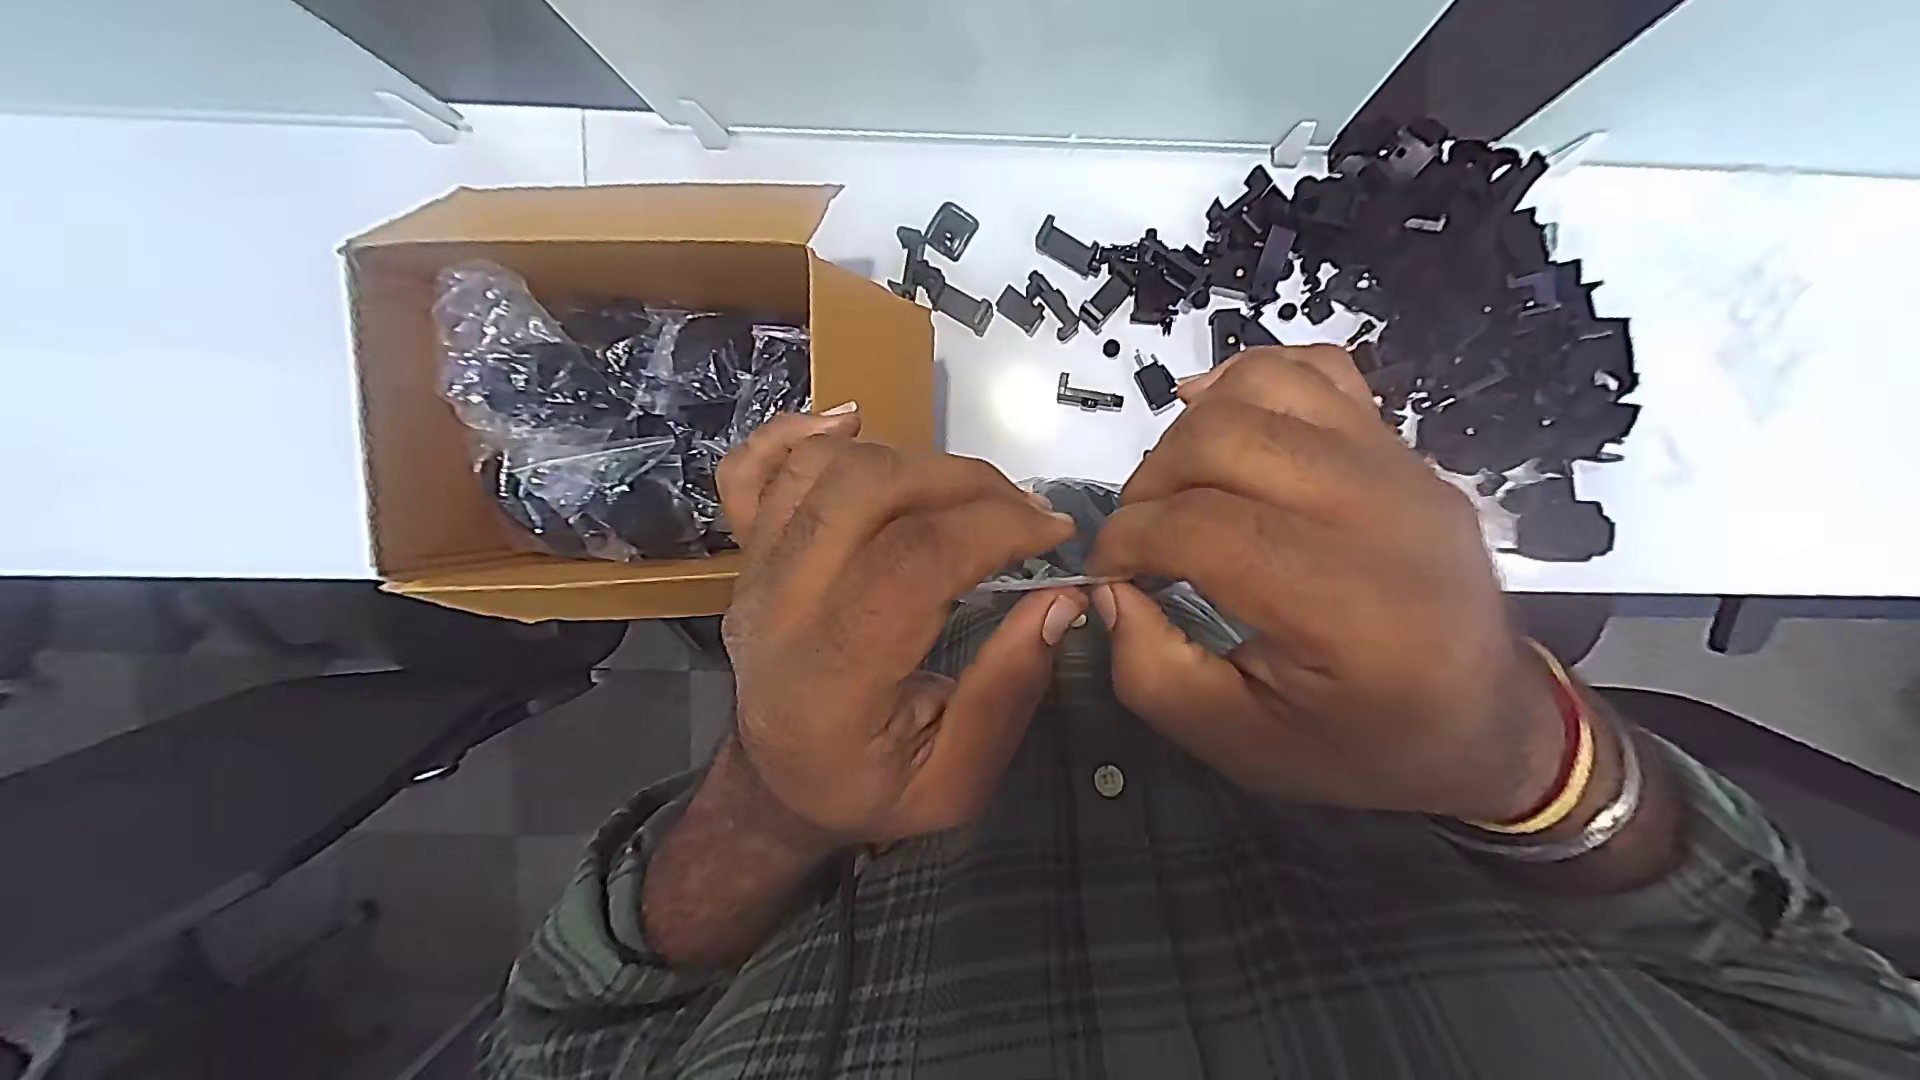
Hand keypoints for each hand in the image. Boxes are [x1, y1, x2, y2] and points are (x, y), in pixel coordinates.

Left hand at [714, 406, 1086, 846]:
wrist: (776, 786)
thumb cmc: (865, 789)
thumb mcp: (955, 781)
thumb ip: (1009, 692)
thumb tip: (1061, 600)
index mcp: (833, 675)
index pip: (915, 559)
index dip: (995, 527)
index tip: (1052, 532)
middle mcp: (779, 607)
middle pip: (869, 491)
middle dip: (965, 483)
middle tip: (1019, 510)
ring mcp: (753, 571)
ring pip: (824, 468)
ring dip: (911, 458)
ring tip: (965, 491)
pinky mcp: (744, 553)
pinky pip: (751, 469)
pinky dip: (799, 432)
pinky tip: (852, 422)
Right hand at [1087, 347, 1563, 821]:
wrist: (1486, 723)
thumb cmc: (1362, 745)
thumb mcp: (1237, 743)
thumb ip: (1150, 669)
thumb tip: (1110, 588)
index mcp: (1345, 607)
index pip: (1202, 526)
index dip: (1128, 539)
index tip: (1109, 571)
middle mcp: (1382, 515)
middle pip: (1224, 440)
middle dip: (1149, 482)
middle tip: (1139, 533)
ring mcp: (1399, 467)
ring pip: (1263, 386)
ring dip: (1190, 429)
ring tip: (1177, 485)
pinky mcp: (1400, 448)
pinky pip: (1316, 369)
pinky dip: (1250, 378)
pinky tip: (1219, 418)